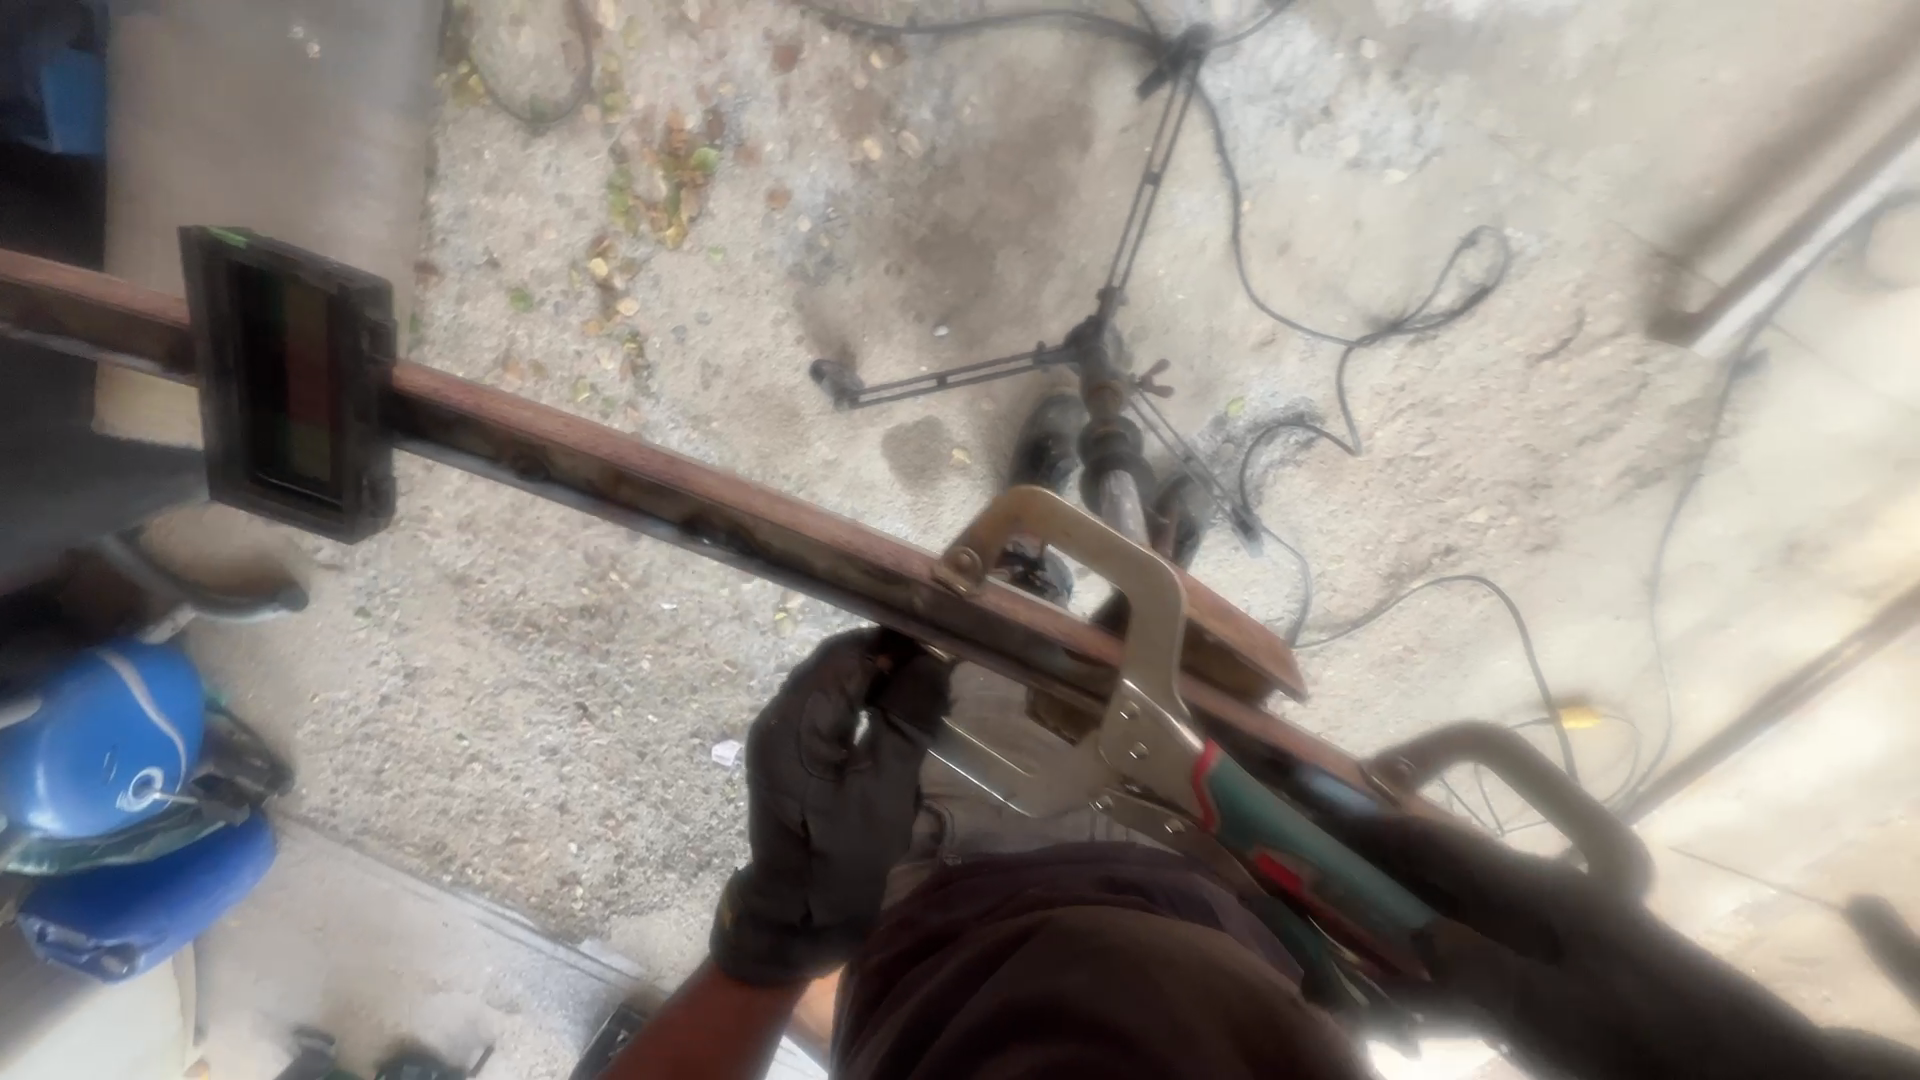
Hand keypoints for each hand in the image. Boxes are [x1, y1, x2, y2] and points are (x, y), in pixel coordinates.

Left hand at [710, 629, 950, 985]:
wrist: (800, 913)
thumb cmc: (845, 854)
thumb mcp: (887, 786)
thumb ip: (908, 719)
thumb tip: (932, 661)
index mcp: (796, 722)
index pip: (846, 655)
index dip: (893, 644)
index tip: (939, 649)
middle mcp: (779, 715)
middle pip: (837, 662)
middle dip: (888, 658)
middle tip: (936, 671)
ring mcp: (781, 730)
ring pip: (834, 680)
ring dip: (877, 678)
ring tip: (922, 691)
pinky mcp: (790, 747)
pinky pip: (829, 703)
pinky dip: (863, 698)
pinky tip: (893, 714)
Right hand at [1340, 814, 1838, 1079]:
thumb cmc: (1669, 1043)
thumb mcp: (1575, 1017)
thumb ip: (1484, 974)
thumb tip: (1412, 939)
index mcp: (1535, 891)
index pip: (1432, 842)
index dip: (1370, 828)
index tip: (1314, 823)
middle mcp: (1529, 904)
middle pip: (1427, 880)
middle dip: (1366, 886)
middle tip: (1311, 895)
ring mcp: (1539, 943)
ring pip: (1441, 929)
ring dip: (1390, 944)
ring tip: (1339, 969)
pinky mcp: (1547, 983)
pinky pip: (1467, 973)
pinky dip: (1427, 989)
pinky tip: (1400, 1014)